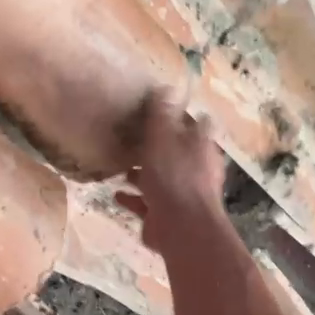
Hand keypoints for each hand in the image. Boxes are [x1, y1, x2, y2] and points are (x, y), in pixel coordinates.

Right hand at [117, 89, 229, 253]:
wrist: (181, 228)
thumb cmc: (175, 178)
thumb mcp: (164, 139)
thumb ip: (161, 115)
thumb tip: (165, 86)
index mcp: (200, 146)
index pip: (196, 124)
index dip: (180, 116)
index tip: (160, 110)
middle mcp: (194, 169)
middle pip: (176, 152)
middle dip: (157, 146)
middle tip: (133, 137)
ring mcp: (180, 194)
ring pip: (160, 178)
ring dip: (142, 173)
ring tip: (121, 165)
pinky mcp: (164, 215)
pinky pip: (145, 202)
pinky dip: (131, 197)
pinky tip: (115, 193)